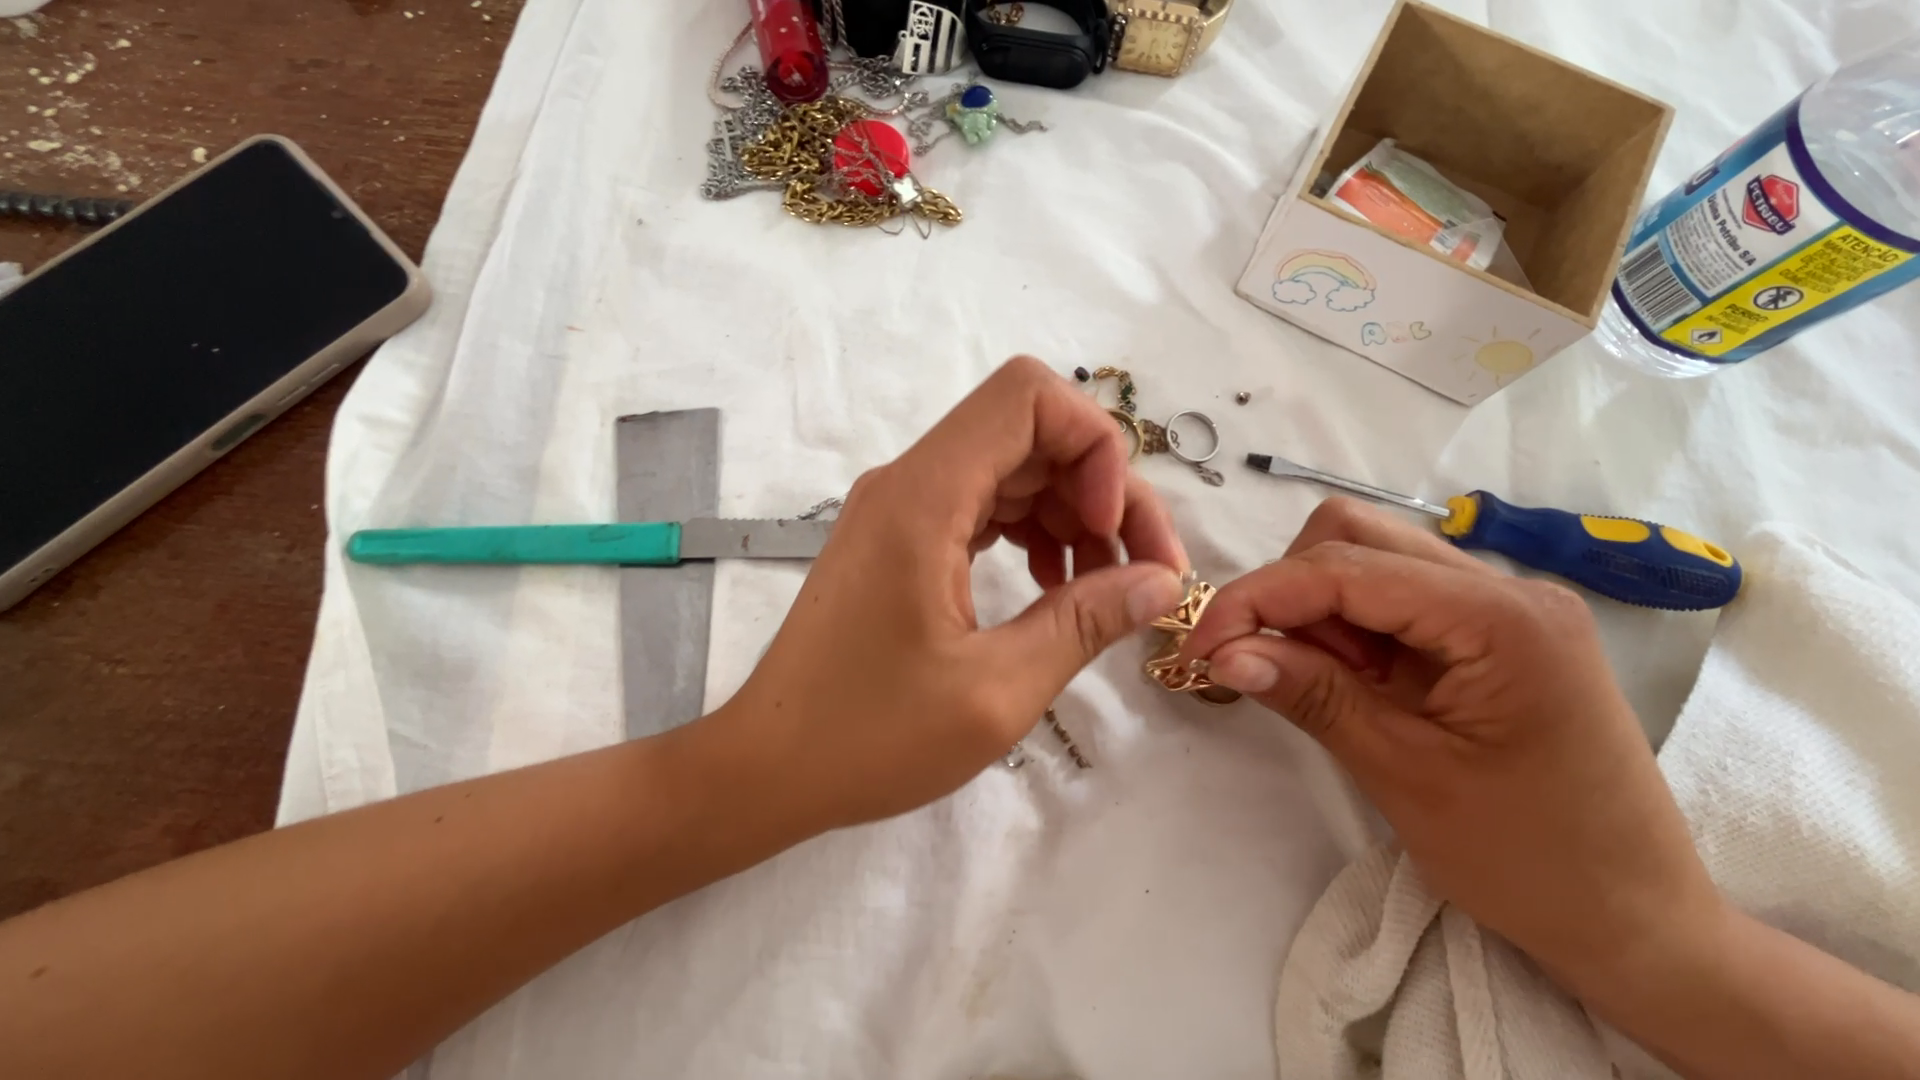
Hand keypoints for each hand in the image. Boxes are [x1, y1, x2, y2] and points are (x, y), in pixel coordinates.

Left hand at [695, 357, 1188, 835]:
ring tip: (1104, 591)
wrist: (769, 767)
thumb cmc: (869, 738)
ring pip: (1013, 471)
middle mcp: (908, 483)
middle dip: (1101, 490)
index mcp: (923, 498)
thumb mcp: (995, 691)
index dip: (1094, 445)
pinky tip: (1055, 588)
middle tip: (1143, 572)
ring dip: (1071, 516)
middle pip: (1030, 434)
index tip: (1113, 530)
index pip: (1027, 397)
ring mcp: (900, 510)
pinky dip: (1032, 534)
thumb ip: (1085, 622)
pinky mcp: (899, 541)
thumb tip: (1162, 581)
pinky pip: (983, 507)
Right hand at [1179, 498, 1721, 994]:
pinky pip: (1394, 598)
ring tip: (1321, 683)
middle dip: (1289, 590)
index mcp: (1502, 618)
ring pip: (1370, 558)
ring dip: (1317, 609)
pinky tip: (1353, 682)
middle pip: (1357, 536)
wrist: (1635, 921)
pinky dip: (1348, 627)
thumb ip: (1313, 696)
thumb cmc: (1530, 861)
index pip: (1345, 569)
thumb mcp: (1405, 777)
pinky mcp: (1491, 633)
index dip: (1259, 597)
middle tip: (1271, 665)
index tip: (1200, 646)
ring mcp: (1503, 607)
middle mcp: (1507, 589)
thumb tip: (1223, 651)